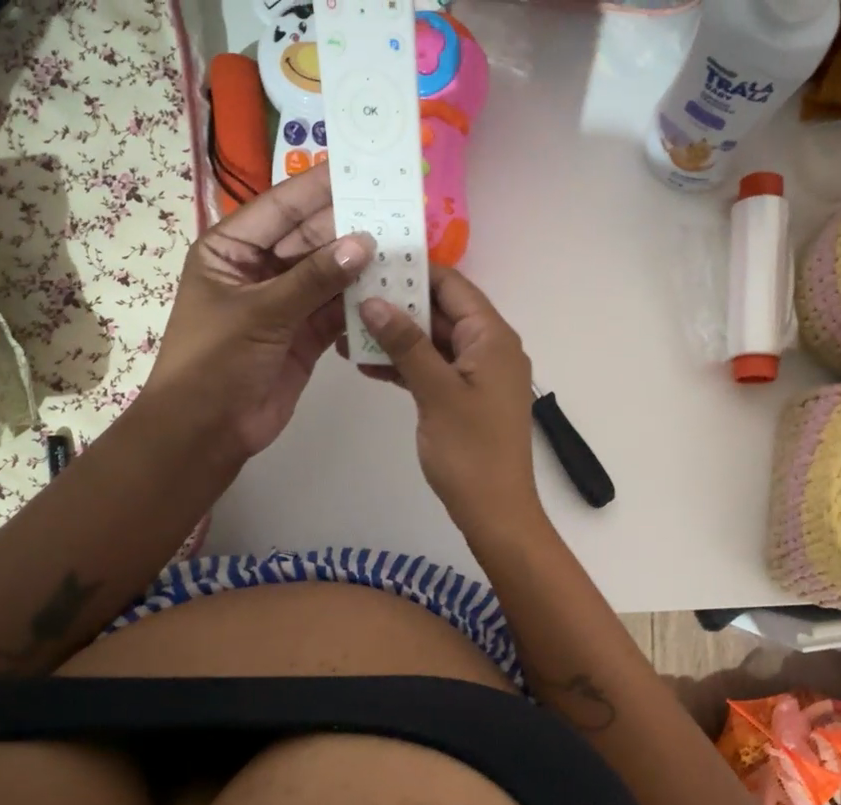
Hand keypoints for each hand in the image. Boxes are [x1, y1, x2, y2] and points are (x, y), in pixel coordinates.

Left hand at [147, 165, 372, 461]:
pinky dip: (361, 305)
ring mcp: (285, 303)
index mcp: (231, 249)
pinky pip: (337, 311)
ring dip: (361, 267)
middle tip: (398, 213)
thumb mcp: (261, 311)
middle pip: (310, 240)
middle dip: (349, 229)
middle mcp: (260, 269)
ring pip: (329, 276)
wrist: (208, 429)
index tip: (361, 170)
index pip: (281, 208)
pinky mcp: (306, 335)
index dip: (319, 189)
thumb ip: (313, 278)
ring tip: (405, 249)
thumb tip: (363, 243)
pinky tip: (392, 293)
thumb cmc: (216, 361)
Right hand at [360, 265, 540, 530]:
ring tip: (345, 329)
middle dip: (396, 302)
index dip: (413, 269)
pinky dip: (404, 365)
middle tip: (347, 292)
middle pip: (441, 311)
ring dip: (394, 336)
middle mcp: (489, 348)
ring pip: (432, 341)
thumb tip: (374, 300)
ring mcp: (477, 374)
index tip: (370, 258)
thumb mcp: (436, 392)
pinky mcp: (463, 398)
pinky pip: (432, 369)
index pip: (453, 286)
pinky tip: (365, 364)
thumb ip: (406, 343)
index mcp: (492, 337)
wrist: (495, 511)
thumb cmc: (471, 451)